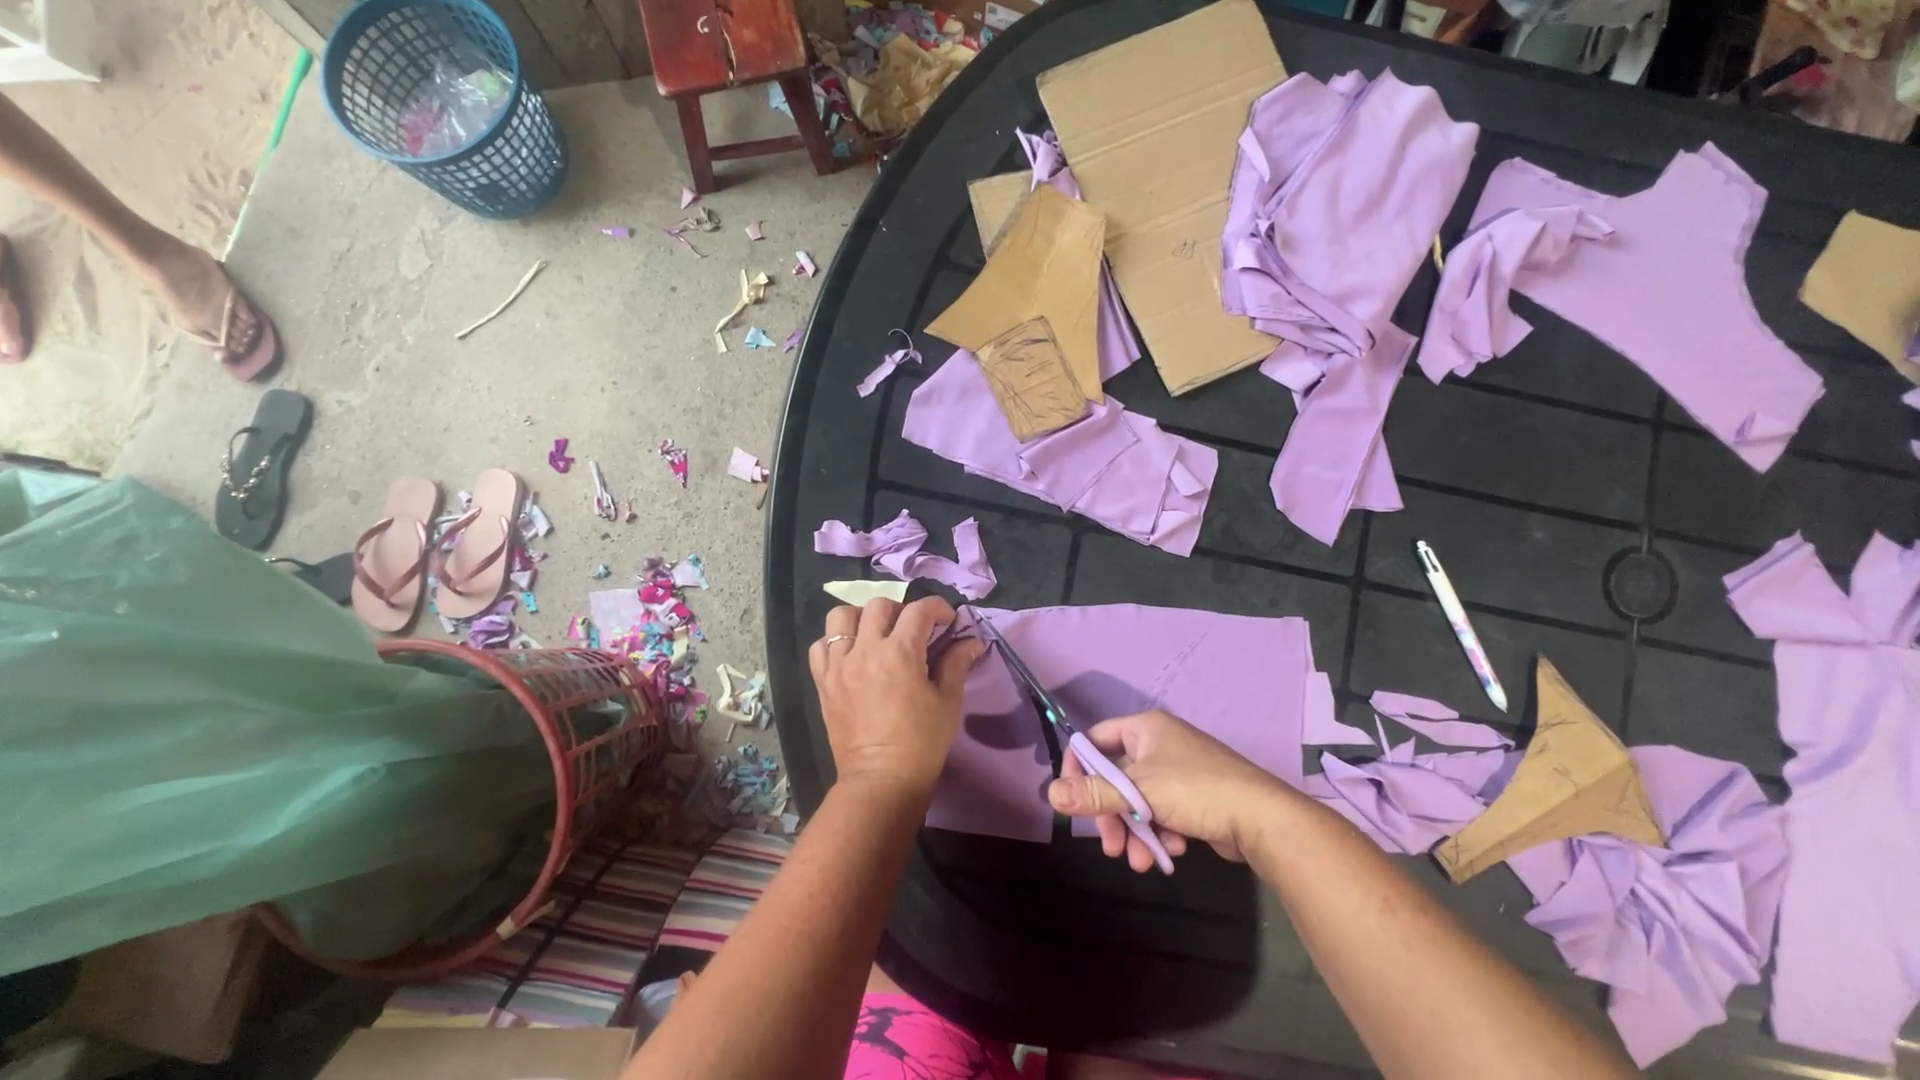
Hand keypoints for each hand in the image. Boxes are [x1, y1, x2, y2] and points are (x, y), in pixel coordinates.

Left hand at [809, 597, 984, 796]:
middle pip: (879, 606)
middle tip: (913, 630)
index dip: (937, 608)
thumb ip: (956, 664)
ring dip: (862, 618)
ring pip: (841, 617)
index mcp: (900, 652)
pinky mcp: (823, 682)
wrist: (881, 780)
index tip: (947, 620)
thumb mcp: (947, 702)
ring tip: (876, 635)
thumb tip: (972, 642)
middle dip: (901, 610)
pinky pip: (821, 646)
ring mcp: (839, 665)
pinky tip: (851, 655)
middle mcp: (865, 650)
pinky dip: (836, 642)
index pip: (919, 610)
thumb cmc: (922, 743)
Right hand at [1048, 710, 1290, 869]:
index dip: (1079, 769)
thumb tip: (1049, 793)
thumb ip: (1093, 794)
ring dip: (1135, 833)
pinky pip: (1162, 814)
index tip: (1074, 801)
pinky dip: (1161, 834)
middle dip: (1111, 816)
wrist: (1262, 818)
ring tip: (1141, 861)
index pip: (1095, 740)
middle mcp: (1160, 744)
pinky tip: (1173, 852)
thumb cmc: (1197, 791)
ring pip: (1138, 802)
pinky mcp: (1195, 799)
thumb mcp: (1138, 792)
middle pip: (1116, 778)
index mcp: (1145, 729)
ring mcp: (1179, 772)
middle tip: (1110, 846)